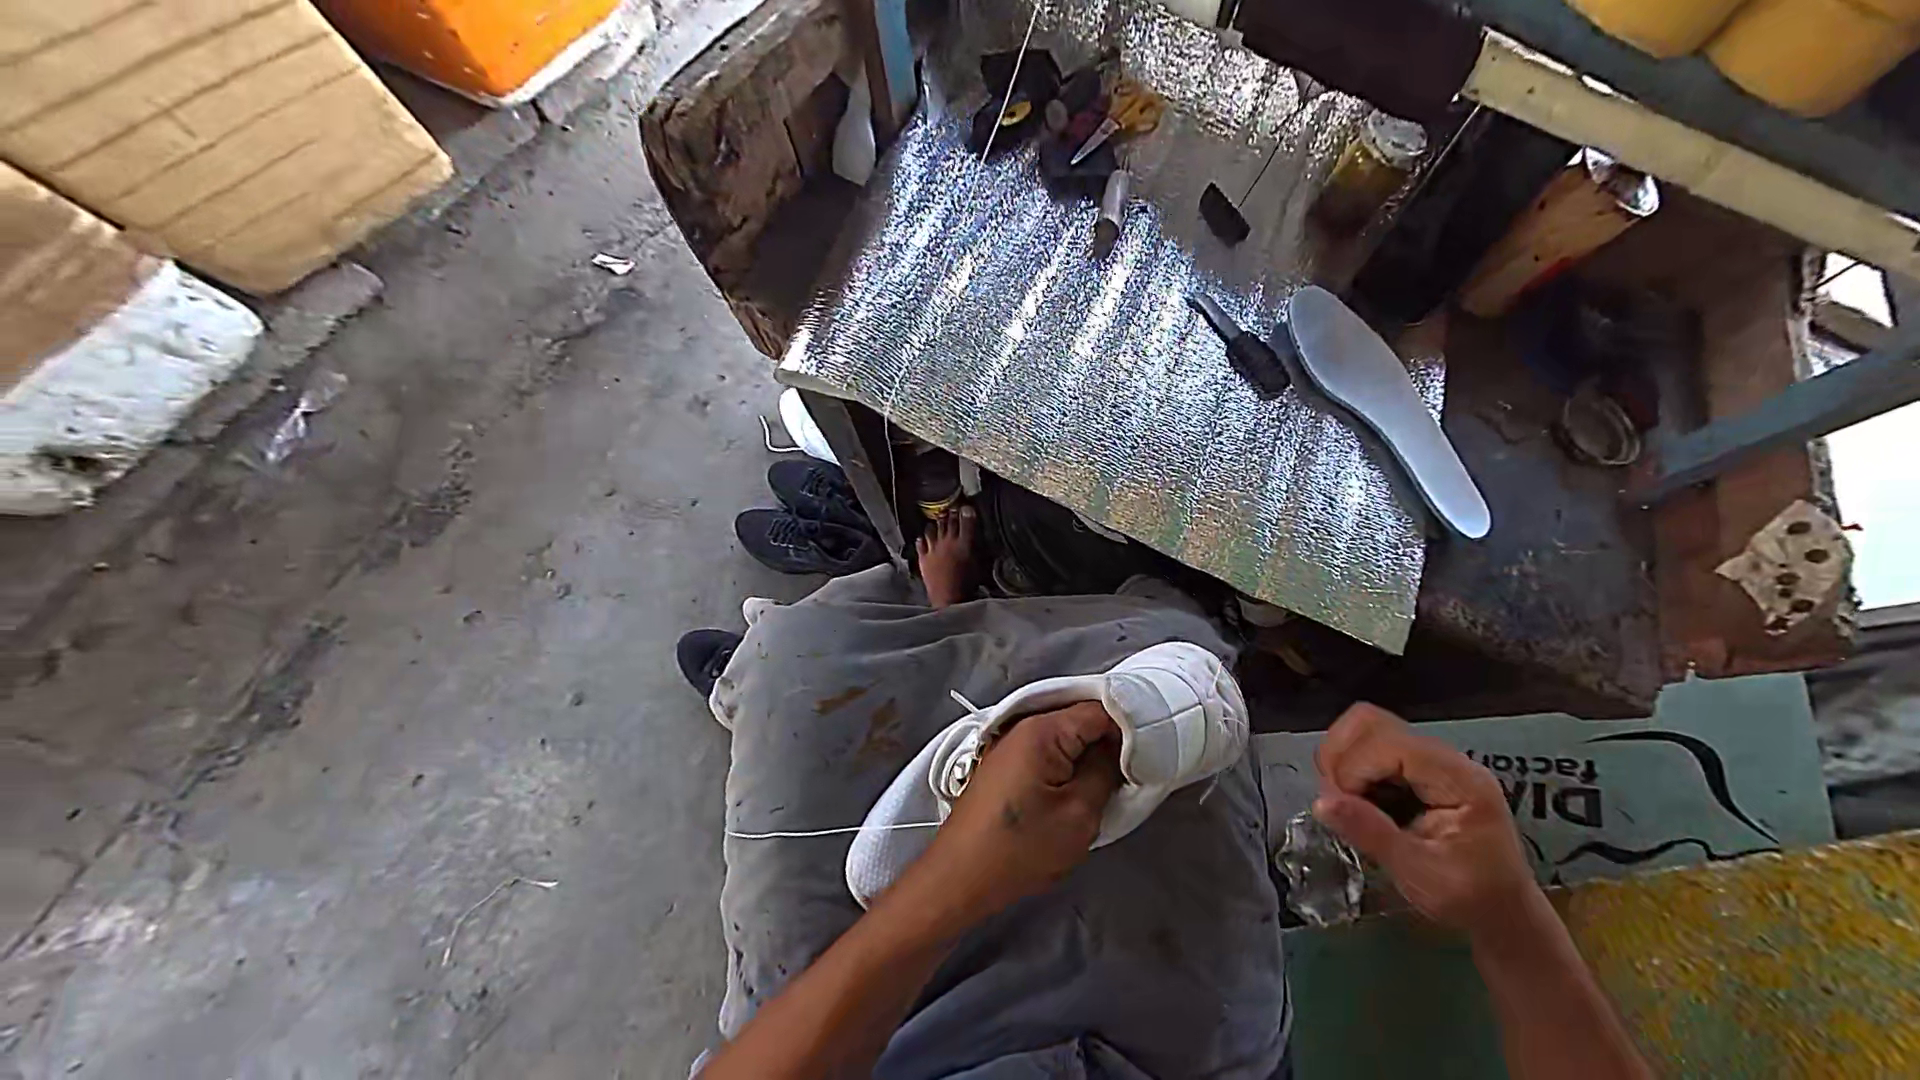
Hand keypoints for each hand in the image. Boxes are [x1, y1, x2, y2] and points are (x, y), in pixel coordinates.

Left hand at [905, 702, 1122, 929]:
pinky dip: (1068, 762)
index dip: (1130, 728)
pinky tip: (1082, 785)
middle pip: (1080, 718)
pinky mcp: (1006, 763)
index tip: (1152, 752)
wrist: (960, 876)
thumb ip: (1105, 771)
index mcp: (1041, 729)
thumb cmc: (1021, 848)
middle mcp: (1023, 725)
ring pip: (1065, 736)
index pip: (1099, 708)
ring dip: (1088, 754)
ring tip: (1113, 780)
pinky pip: (1047, 750)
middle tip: (1135, 769)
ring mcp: (1011, 743)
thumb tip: (1120, 748)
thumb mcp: (1078, 814)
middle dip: (1109, 741)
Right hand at [1312, 703, 1536, 936]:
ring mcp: (1429, 759)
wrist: (1502, 911)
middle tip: (1337, 799)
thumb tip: (1320, 803)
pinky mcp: (1415, 766)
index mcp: (1459, 780)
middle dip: (1339, 757)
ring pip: (1363, 729)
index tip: (1343, 808)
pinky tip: (1358, 800)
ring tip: (1345, 800)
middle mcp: (1444, 758)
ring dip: (1340, 760)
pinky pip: (1367, 745)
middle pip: (1370, 722)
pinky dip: (1349, 767)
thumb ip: (1371, 833)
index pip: (1388, 744)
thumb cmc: (1470, 898)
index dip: (1353, 769)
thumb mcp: (1419, 875)